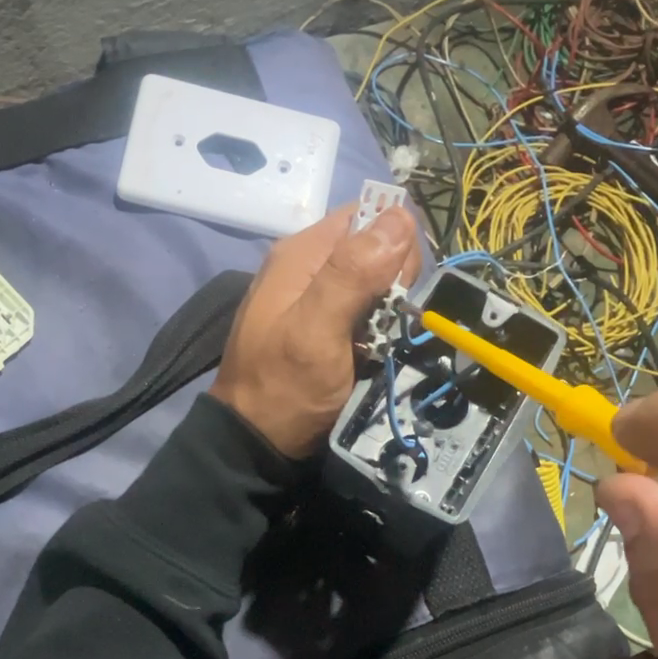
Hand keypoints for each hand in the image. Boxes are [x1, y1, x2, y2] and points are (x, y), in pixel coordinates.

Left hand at [210, 203, 419, 457]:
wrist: (257, 442)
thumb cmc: (284, 387)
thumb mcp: (315, 330)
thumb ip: (352, 274)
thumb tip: (400, 216)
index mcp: (302, 254)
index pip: (370, 216)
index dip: (395, 245)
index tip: (395, 290)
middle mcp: (309, 267)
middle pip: (377, 250)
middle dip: (394, 284)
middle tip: (380, 325)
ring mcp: (317, 300)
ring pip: (377, 285)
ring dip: (389, 311)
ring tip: (373, 344)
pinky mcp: (325, 328)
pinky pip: (367, 314)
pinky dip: (377, 330)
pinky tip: (370, 353)